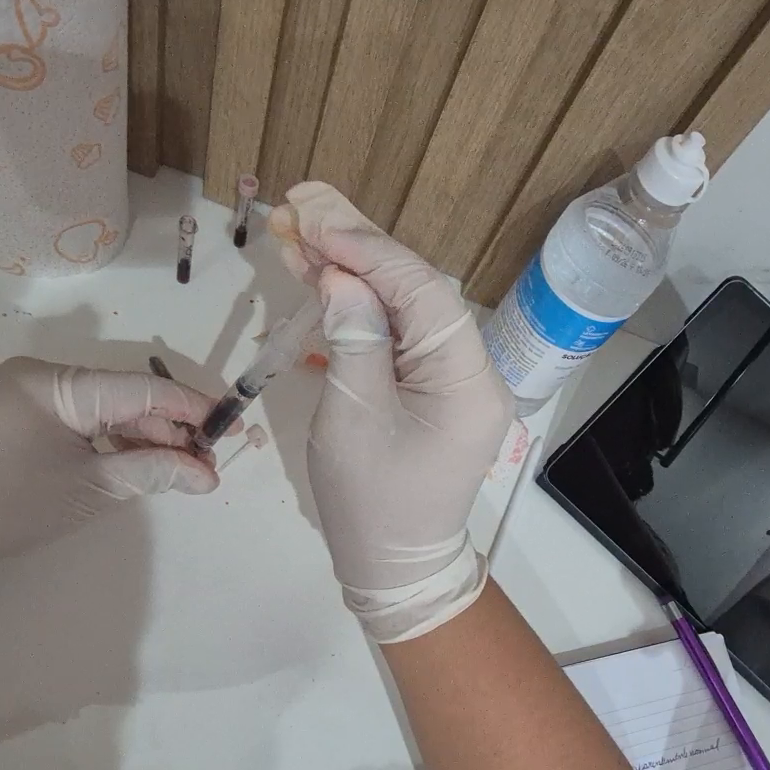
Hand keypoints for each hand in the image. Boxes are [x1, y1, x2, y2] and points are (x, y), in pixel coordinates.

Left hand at [0, 357, 223, 593]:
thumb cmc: (9, 507)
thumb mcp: (92, 490)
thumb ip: (156, 471)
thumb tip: (209, 475)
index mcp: (56, 385)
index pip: (143, 389)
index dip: (193, 409)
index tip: (233, 427)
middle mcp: (44, 374)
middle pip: (128, 396)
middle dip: (172, 429)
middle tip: (208, 465)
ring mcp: (31, 390)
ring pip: (109, 407)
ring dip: (147, 437)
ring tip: (184, 470)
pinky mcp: (24, 411)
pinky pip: (85, 417)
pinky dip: (117, 439)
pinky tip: (145, 462)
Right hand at [273, 182, 513, 641]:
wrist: (394, 566)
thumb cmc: (372, 503)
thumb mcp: (354, 418)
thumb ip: (354, 339)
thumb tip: (344, 278)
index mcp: (468, 380)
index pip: (423, 292)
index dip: (369, 249)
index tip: (316, 217)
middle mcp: (473, 371)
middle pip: (416, 291)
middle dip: (357, 248)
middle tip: (302, 202)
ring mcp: (454, 380)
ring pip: (403, 309)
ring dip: (351, 272)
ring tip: (296, 232)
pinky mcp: (432, 390)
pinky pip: (397, 338)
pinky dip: (359, 310)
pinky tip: (320, 280)